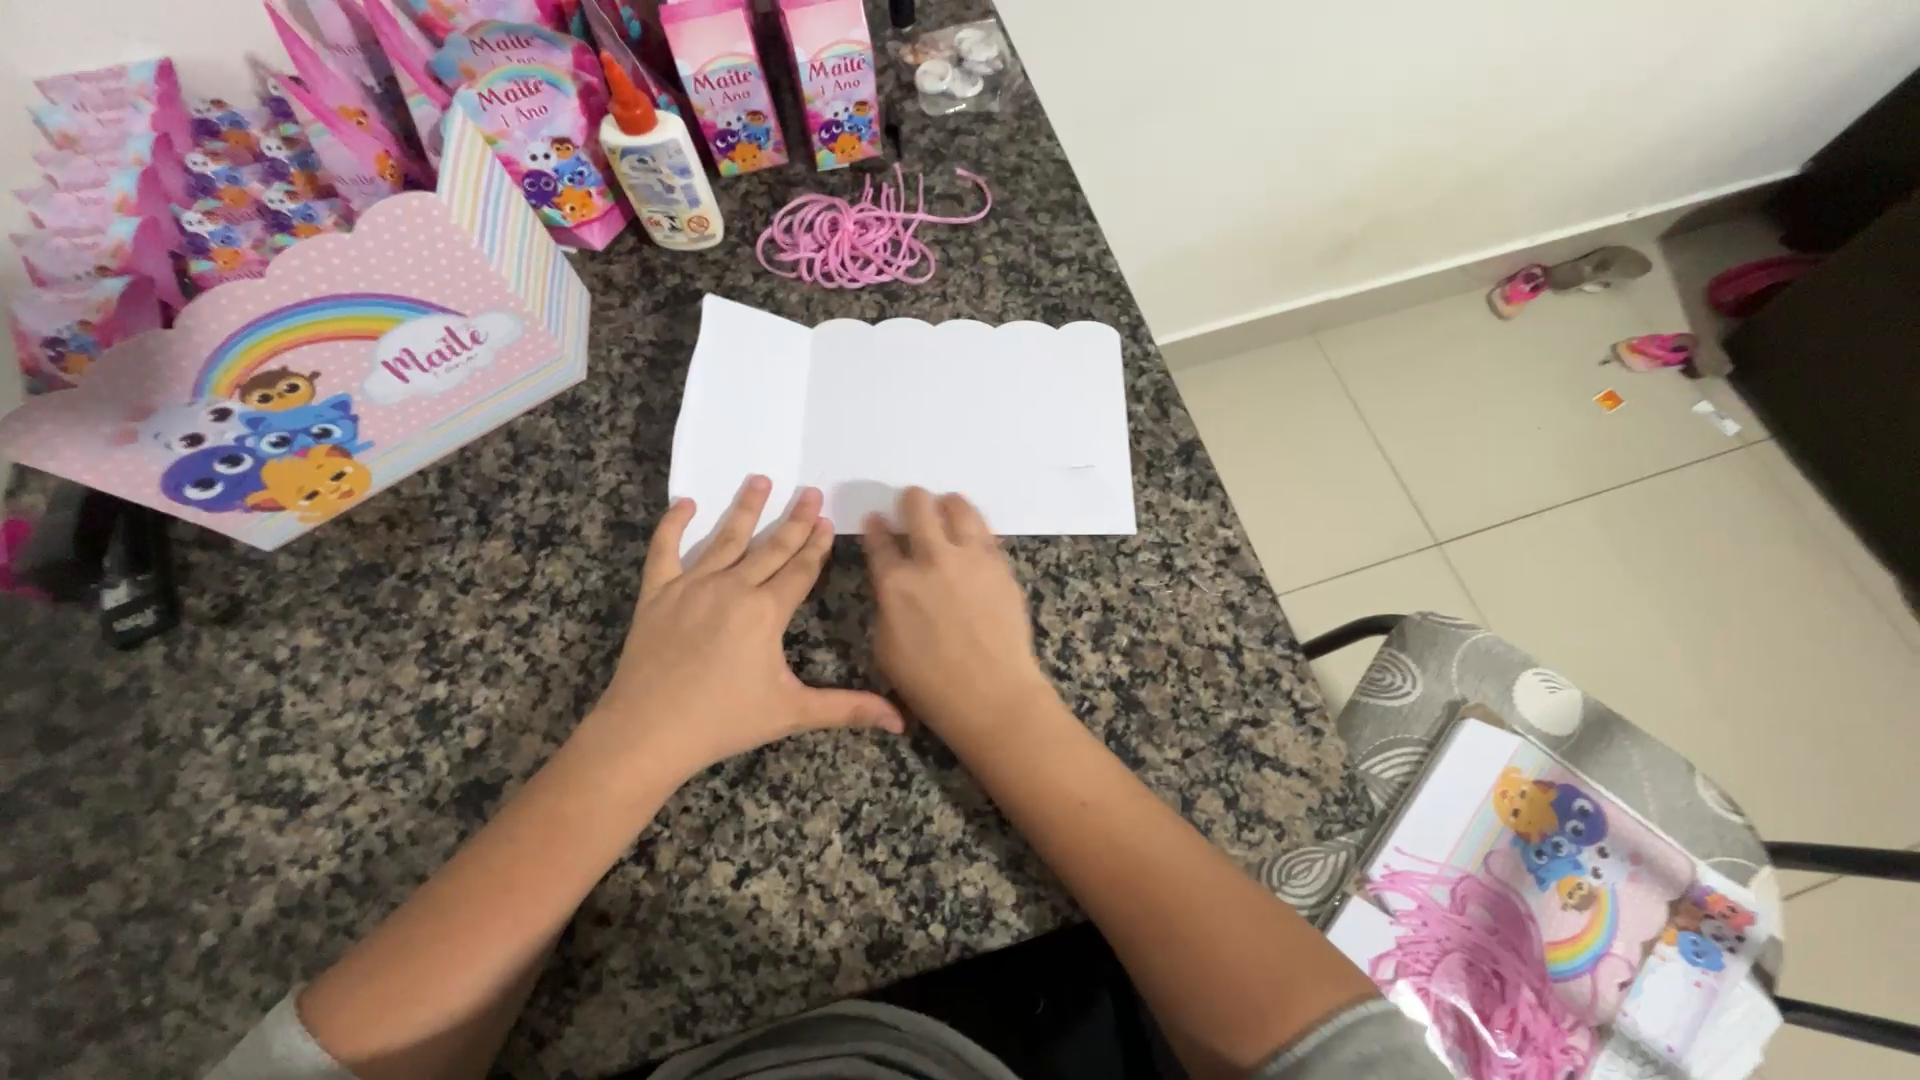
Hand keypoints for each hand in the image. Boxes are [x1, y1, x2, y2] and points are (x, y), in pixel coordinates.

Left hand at [583, 475, 904, 784]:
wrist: (648, 731)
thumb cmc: (723, 721)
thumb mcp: (792, 713)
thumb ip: (847, 708)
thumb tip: (900, 720)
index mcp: (766, 612)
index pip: (801, 569)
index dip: (817, 545)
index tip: (828, 519)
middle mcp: (732, 588)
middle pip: (771, 547)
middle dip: (795, 519)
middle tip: (810, 492)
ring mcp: (691, 587)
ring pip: (724, 539)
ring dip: (745, 509)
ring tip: (760, 479)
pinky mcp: (656, 594)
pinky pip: (664, 550)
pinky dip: (673, 525)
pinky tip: (684, 503)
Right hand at [862, 488, 1057, 738]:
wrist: (992, 694)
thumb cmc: (931, 684)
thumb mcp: (886, 649)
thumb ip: (888, 608)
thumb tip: (896, 590)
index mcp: (896, 584)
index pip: (879, 542)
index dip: (874, 527)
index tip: (875, 520)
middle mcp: (932, 560)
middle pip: (918, 509)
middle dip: (910, 500)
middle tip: (911, 502)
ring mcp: (971, 559)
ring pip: (958, 509)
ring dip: (947, 503)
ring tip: (945, 505)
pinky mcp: (1000, 566)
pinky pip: (986, 532)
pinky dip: (974, 525)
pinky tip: (972, 531)